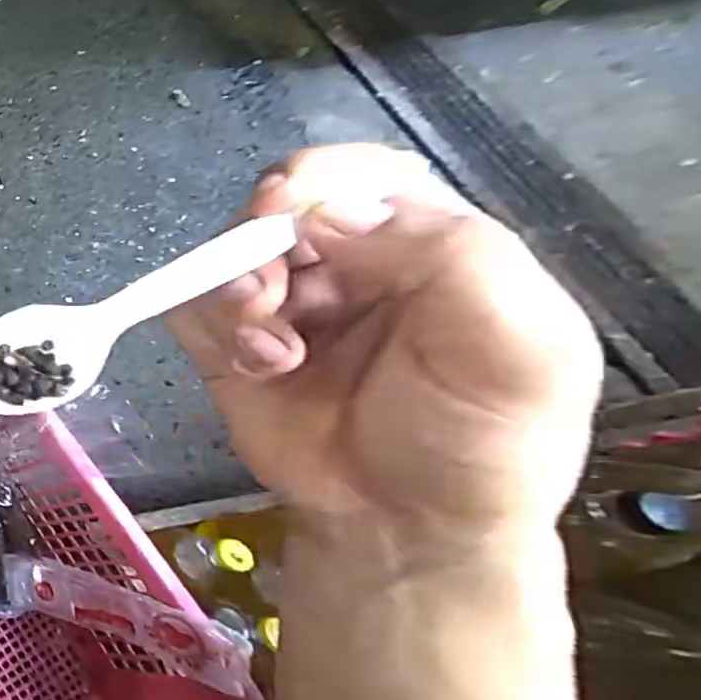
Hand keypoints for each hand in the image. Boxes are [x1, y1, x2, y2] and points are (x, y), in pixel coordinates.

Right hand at [167, 144, 602, 556]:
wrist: (397, 525)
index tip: (283, 220)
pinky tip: (253, 369)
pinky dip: (209, 331)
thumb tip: (326, 214)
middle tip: (267, 301)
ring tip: (269, 353)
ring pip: (220, 259)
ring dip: (232, 298)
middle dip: (258, 250)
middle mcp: (342, 263)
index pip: (356, 174)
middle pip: (271, 211)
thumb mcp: (511, 349)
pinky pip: (189, 307)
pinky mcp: (227, 344)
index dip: (313, 182)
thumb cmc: (472, 442)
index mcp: (421, 242)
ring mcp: (279, 304)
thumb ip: (448, 260)